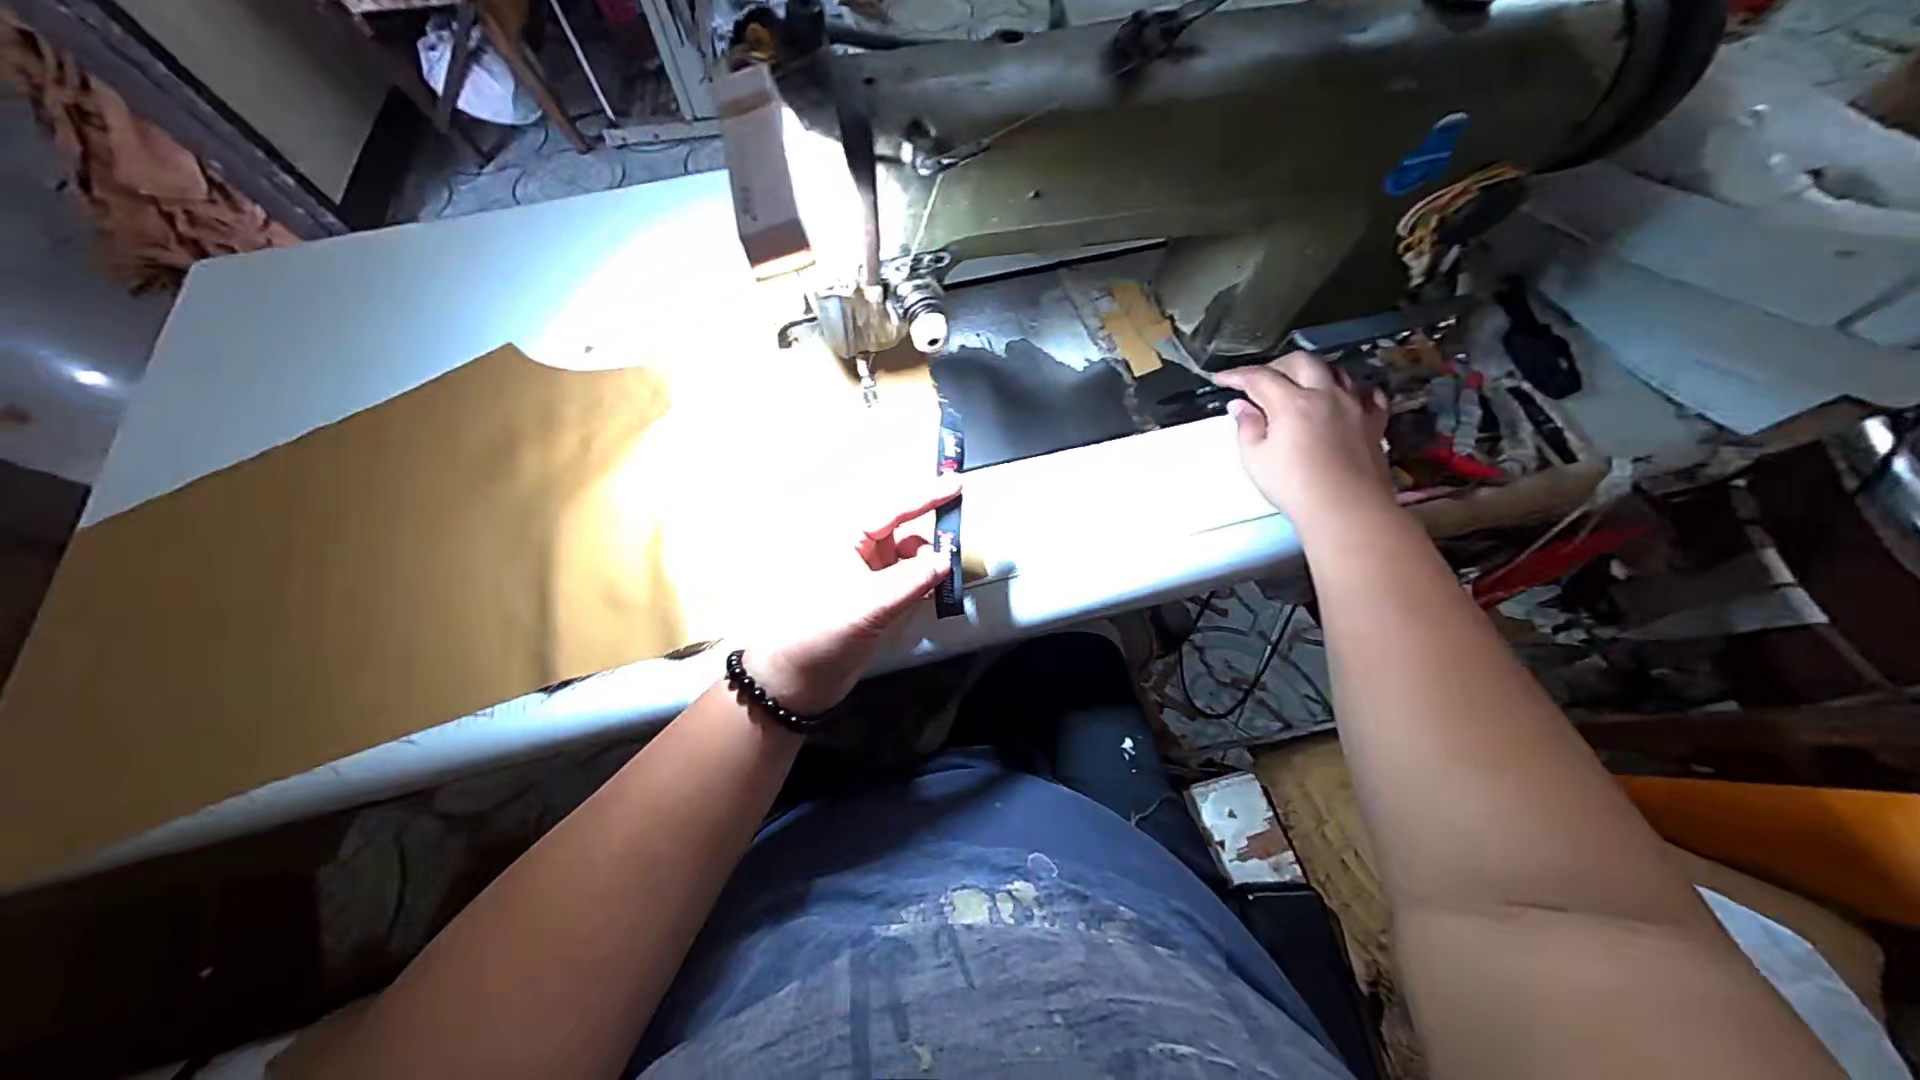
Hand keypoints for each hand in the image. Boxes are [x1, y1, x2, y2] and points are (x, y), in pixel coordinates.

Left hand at [741, 476, 958, 715]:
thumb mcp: (871, 602)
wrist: (799, 678)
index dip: (926, 495)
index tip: (957, 484)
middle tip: (958, 550)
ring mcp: (868, 576)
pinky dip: (927, 582)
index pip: (893, 508)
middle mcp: (859, 551)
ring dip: (931, 565)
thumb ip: (913, 579)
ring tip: (948, 581)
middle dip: (932, 538)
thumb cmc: (824, 631)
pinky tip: (941, 591)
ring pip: (910, 558)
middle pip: (905, 531)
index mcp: (848, 539)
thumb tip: (946, 559)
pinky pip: (910, 581)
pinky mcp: (877, 600)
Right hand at [1212, 351, 1394, 524]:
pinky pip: (1367, 392)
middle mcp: (1326, 395)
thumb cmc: (1294, 487)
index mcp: (1293, 403)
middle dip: (1277, 366)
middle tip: (1261, 382)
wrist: (1347, 510)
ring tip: (1299, 386)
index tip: (1221, 379)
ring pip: (1336, 370)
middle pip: (1301, 362)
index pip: (1259, 378)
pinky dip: (1351, 389)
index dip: (1237, 375)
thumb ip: (1247, 427)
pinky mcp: (1374, 421)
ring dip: (1313, 372)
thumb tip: (1240, 406)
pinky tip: (1343, 397)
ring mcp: (1355, 406)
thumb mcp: (1255, 459)